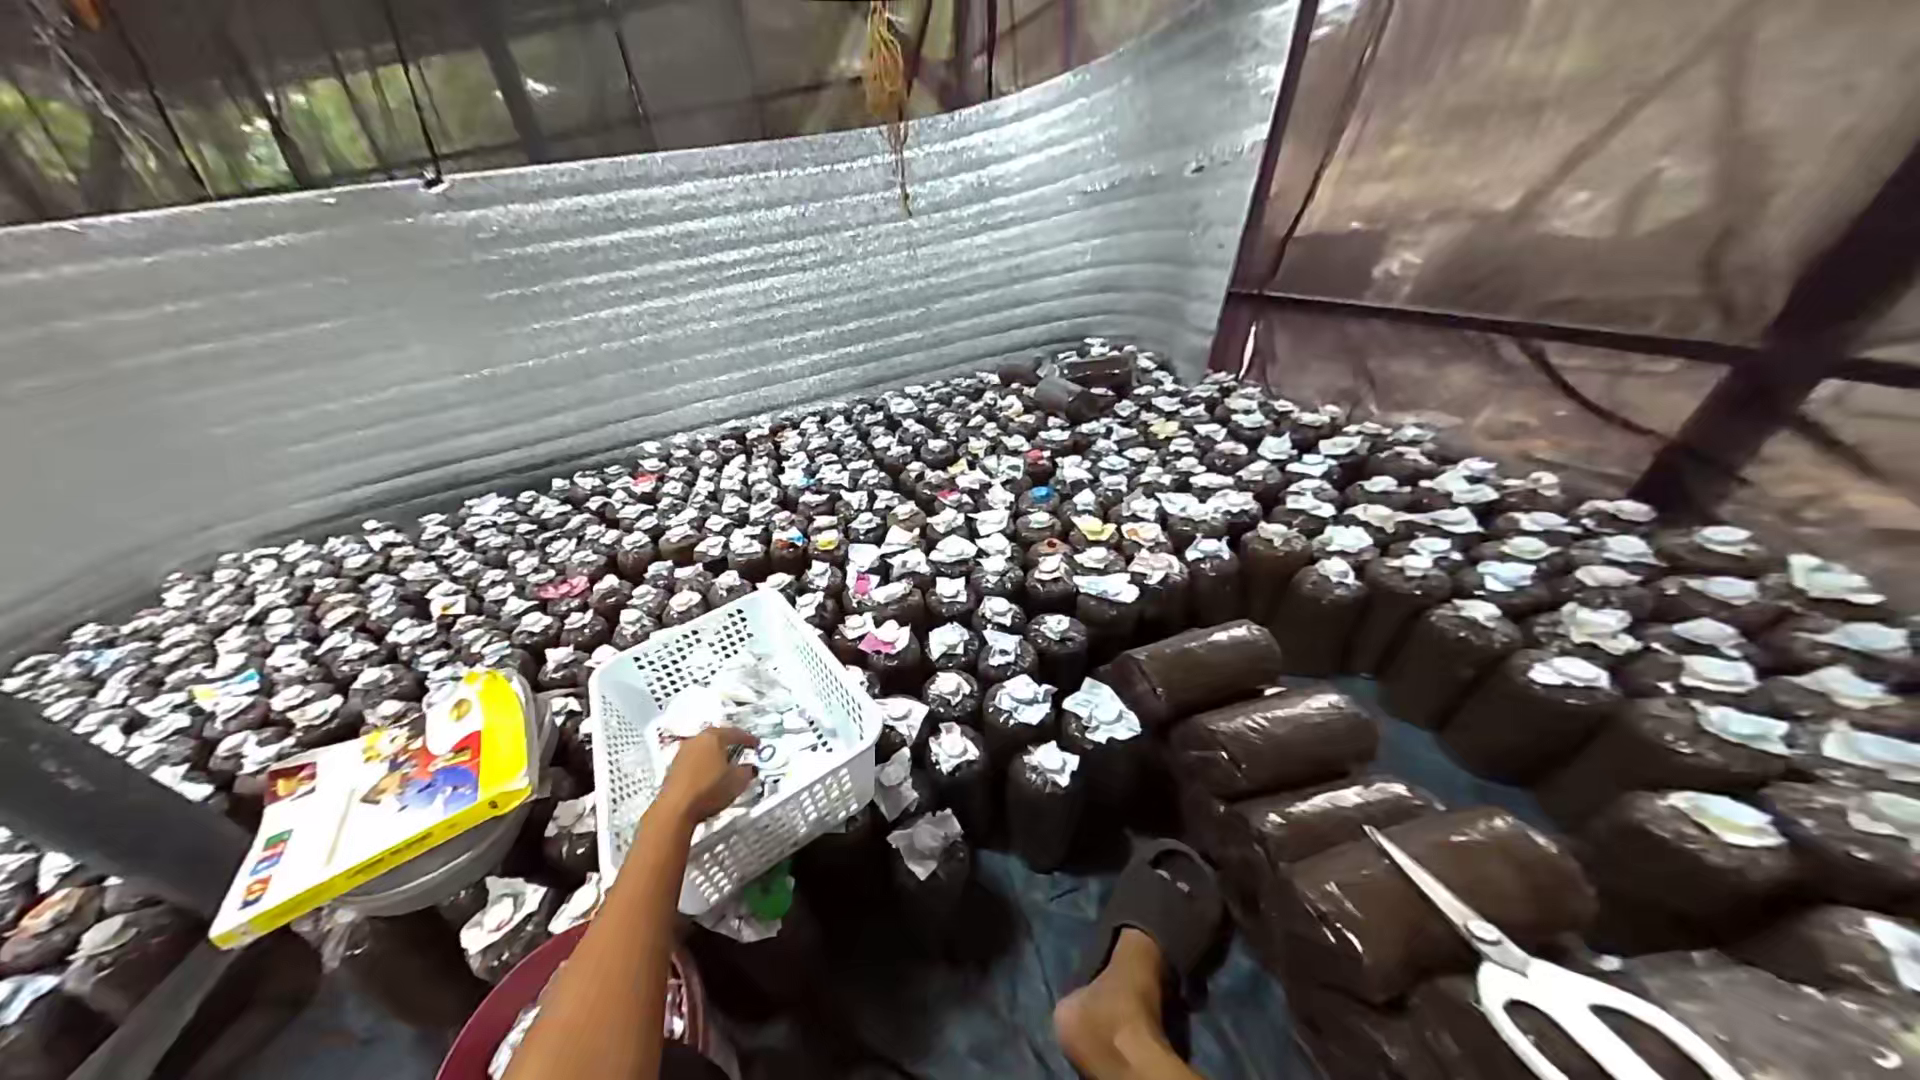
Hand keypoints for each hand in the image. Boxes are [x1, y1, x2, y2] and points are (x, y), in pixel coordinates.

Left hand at [654, 726, 759, 826]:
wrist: (674, 810)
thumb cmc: (709, 789)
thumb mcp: (738, 781)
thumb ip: (747, 771)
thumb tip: (749, 768)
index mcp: (714, 737)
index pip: (736, 733)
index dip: (749, 739)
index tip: (757, 745)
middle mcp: (696, 740)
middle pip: (718, 738)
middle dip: (730, 745)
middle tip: (742, 752)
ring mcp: (682, 753)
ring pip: (704, 749)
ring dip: (716, 755)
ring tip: (726, 765)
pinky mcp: (673, 768)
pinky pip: (695, 760)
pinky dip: (704, 764)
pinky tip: (710, 775)